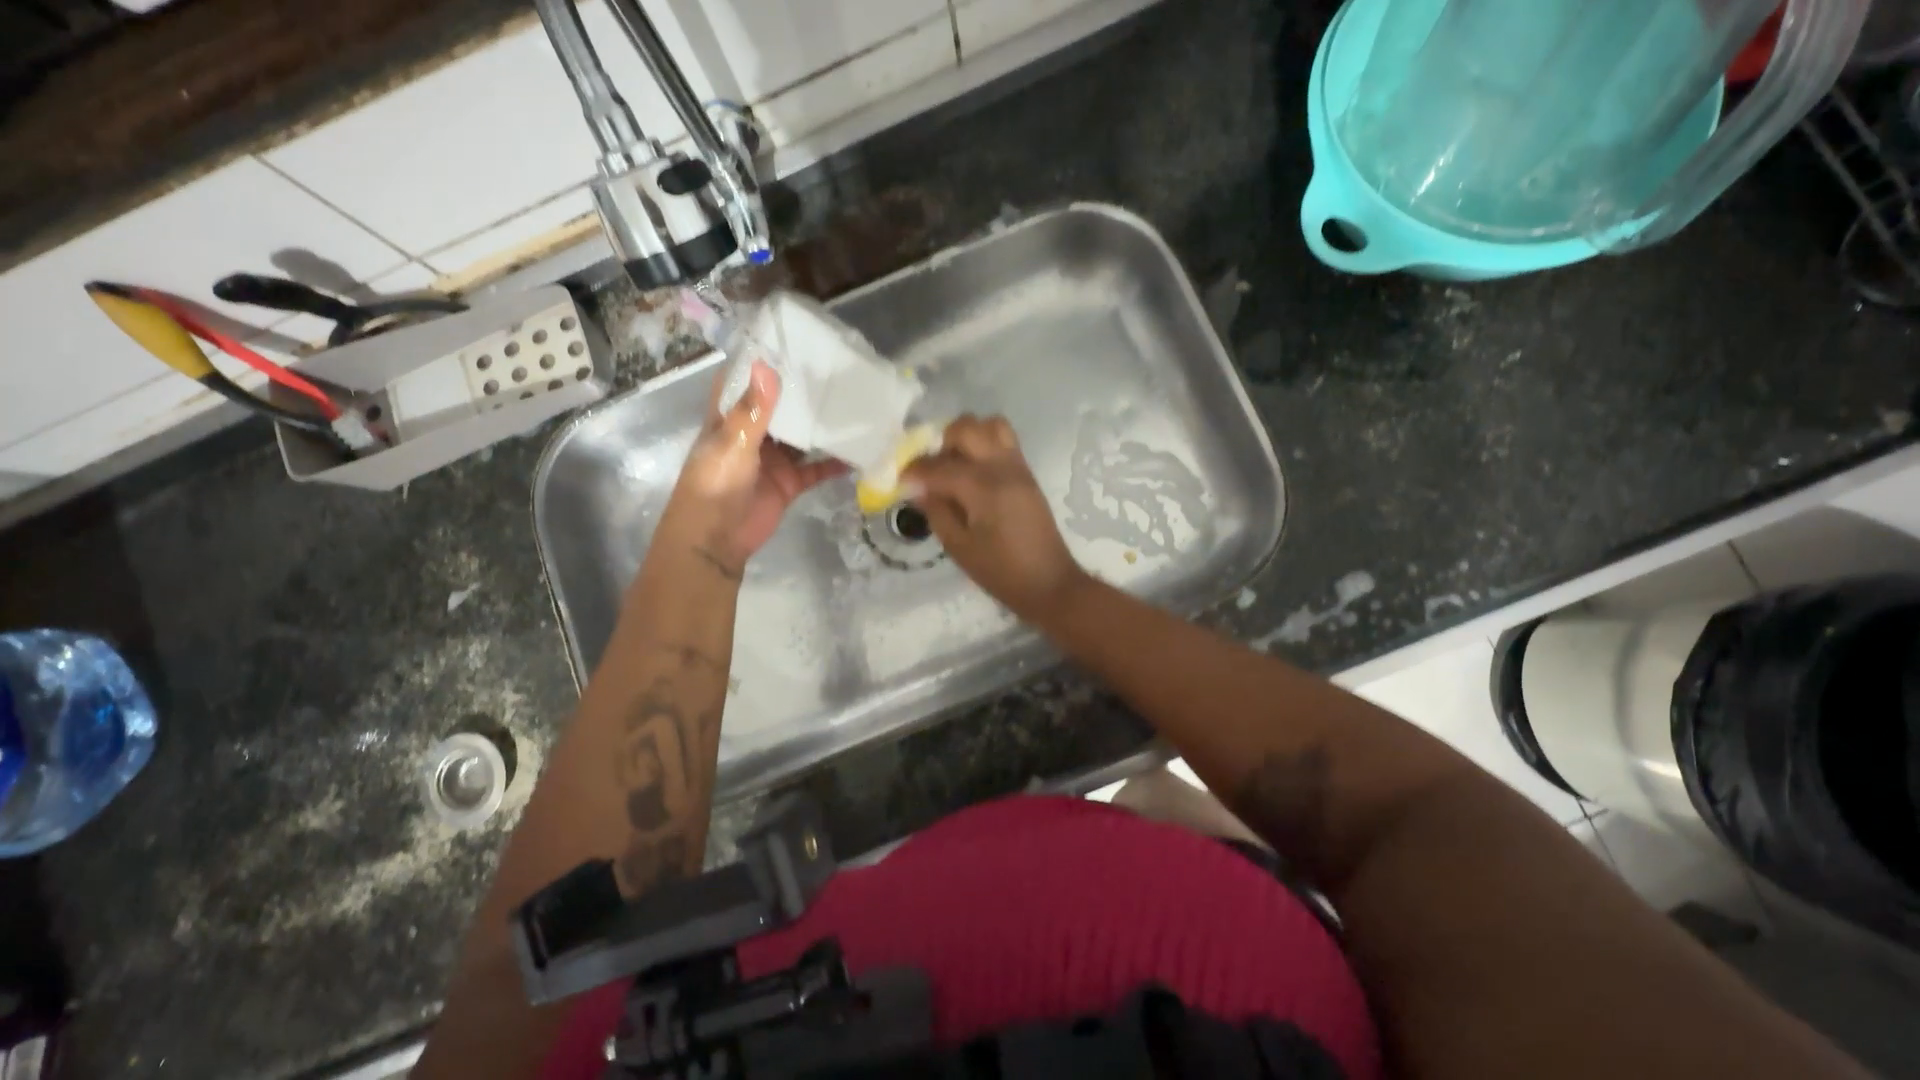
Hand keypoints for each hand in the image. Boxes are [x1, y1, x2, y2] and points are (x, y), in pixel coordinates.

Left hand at [664, 361, 845, 577]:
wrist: (716, 541)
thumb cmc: (714, 486)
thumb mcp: (733, 443)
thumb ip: (754, 409)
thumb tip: (767, 365)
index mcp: (729, 419)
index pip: (743, 382)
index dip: (761, 362)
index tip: (789, 340)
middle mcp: (751, 434)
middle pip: (779, 407)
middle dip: (801, 391)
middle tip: (836, 367)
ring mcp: (772, 460)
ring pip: (801, 436)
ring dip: (821, 425)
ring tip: (854, 402)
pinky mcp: (788, 483)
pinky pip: (815, 469)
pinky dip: (834, 462)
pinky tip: (858, 450)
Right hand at [904, 414, 1090, 621]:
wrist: (1049, 582)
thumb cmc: (1001, 572)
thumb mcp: (959, 547)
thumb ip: (936, 511)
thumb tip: (918, 487)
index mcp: (984, 488)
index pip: (940, 466)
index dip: (915, 470)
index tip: (900, 479)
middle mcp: (1003, 468)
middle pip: (967, 428)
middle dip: (941, 443)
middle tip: (931, 470)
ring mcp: (1018, 467)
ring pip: (990, 425)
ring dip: (967, 437)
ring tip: (954, 465)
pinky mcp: (1027, 473)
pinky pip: (1004, 441)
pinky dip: (983, 445)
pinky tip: (971, 473)